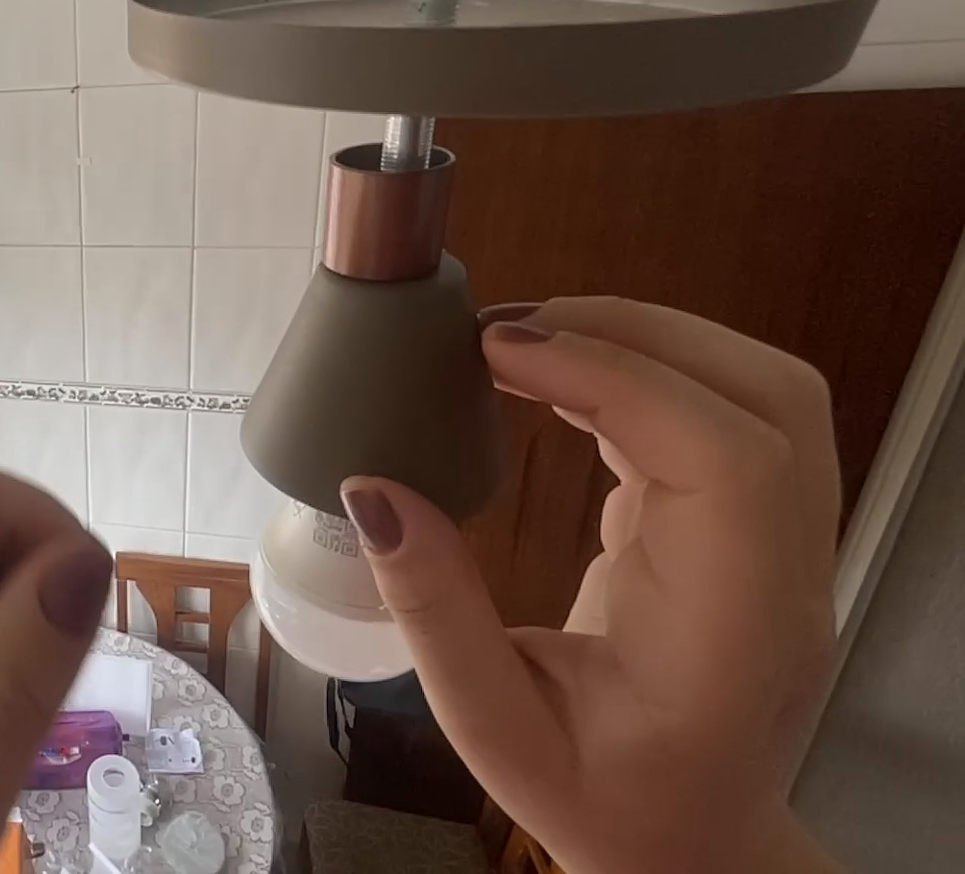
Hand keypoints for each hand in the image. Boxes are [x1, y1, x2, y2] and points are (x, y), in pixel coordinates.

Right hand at [341, 298, 841, 872]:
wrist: (690, 840)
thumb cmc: (596, 795)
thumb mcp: (487, 724)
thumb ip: (431, 611)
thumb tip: (372, 490)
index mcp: (733, 626)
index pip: (723, 457)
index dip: (613, 378)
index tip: (493, 352)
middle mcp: (779, 568)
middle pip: (766, 395)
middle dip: (630, 331)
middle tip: (499, 329)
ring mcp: (772, 541)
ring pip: (751, 390)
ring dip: (631, 340)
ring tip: (513, 340)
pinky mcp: (734, 524)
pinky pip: (706, 414)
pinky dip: (624, 372)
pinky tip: (543, 378)